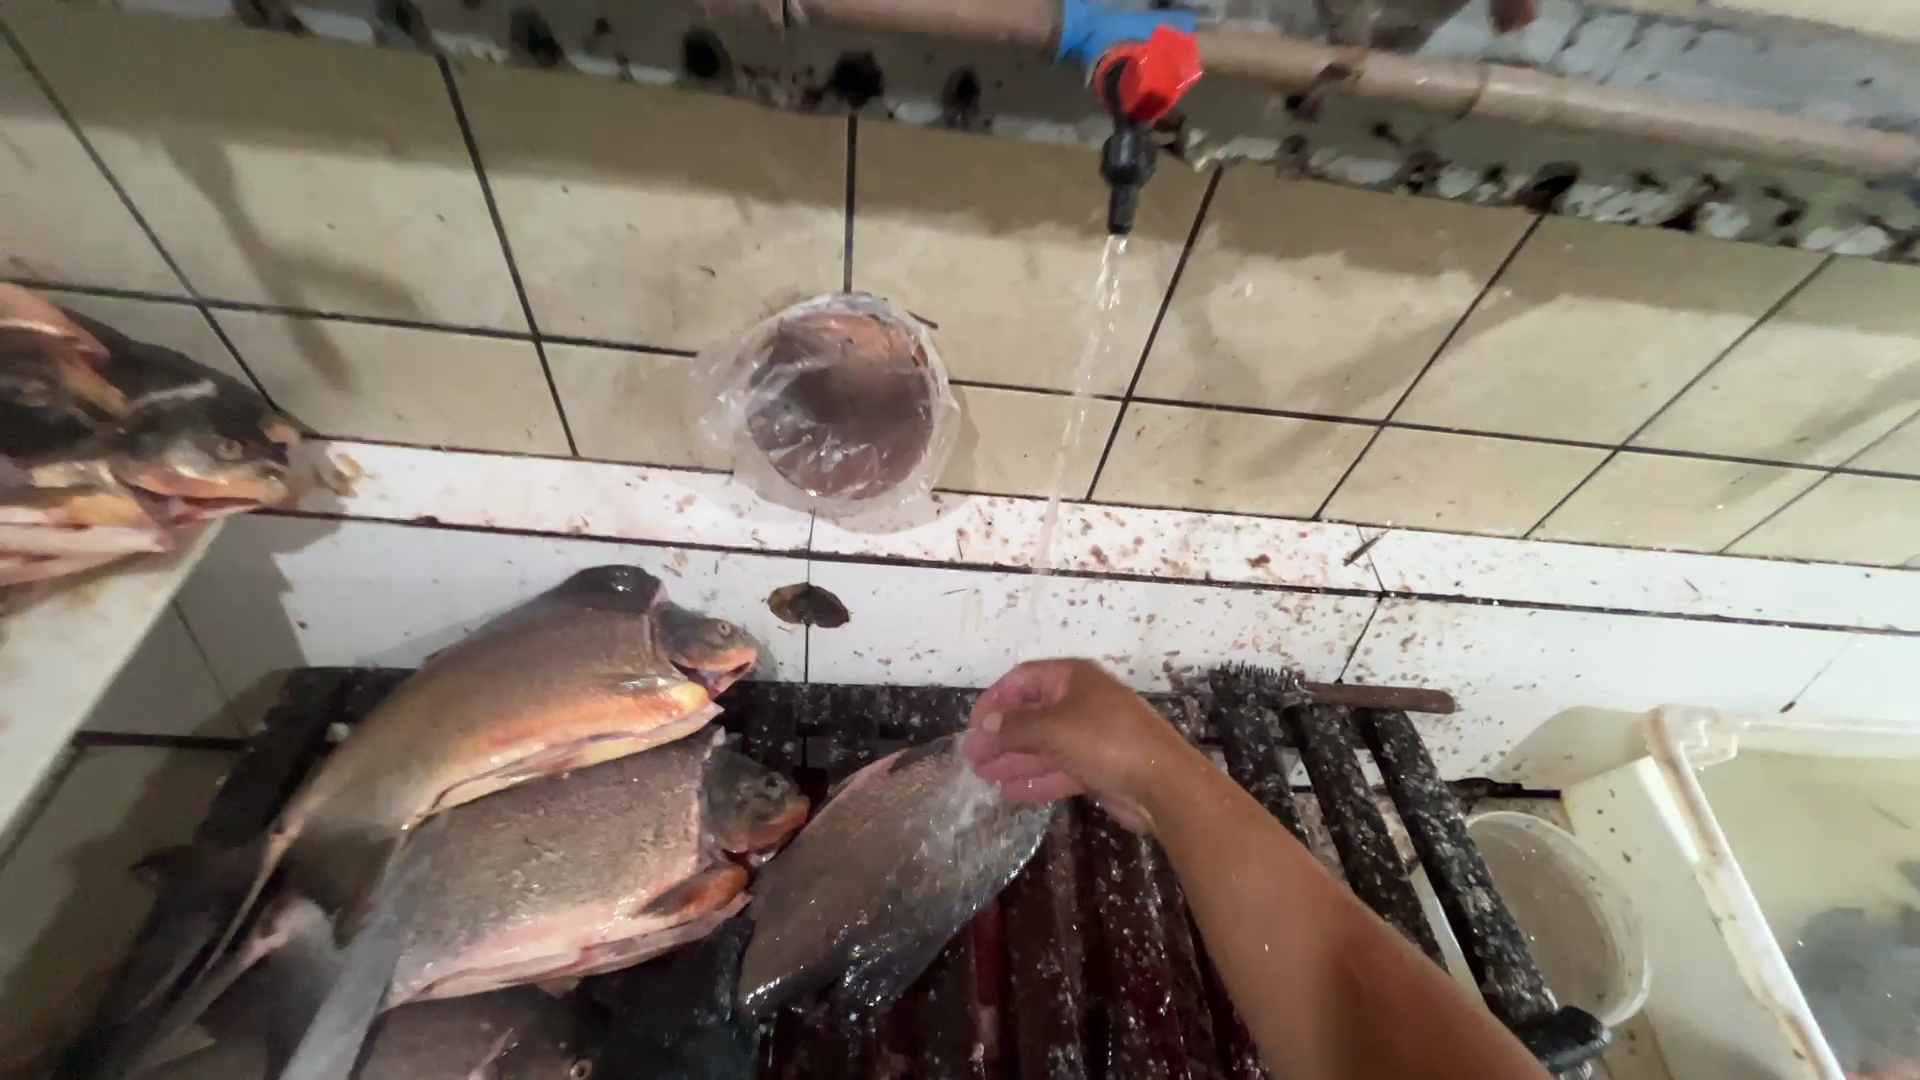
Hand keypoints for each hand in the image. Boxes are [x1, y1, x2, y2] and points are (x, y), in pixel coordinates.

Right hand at [961, 658, 1196, 832]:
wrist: (1164, 784)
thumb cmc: (1107, 740)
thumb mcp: (1054, 727)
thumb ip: (1015, 726)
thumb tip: (985, 724)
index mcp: (1073, 679)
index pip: (1023, 680)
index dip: (995, 699)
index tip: (973, 724)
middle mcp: (1079, 703)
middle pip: (1031, 715)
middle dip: (1001, 735)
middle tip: (972, 756)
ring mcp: (1089, 737)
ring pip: (1042, 745)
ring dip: (1013, 759)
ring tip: (982, 775)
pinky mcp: (1096, 768)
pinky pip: (1057, 769)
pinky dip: (1034, 779)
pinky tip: (1008, 792)